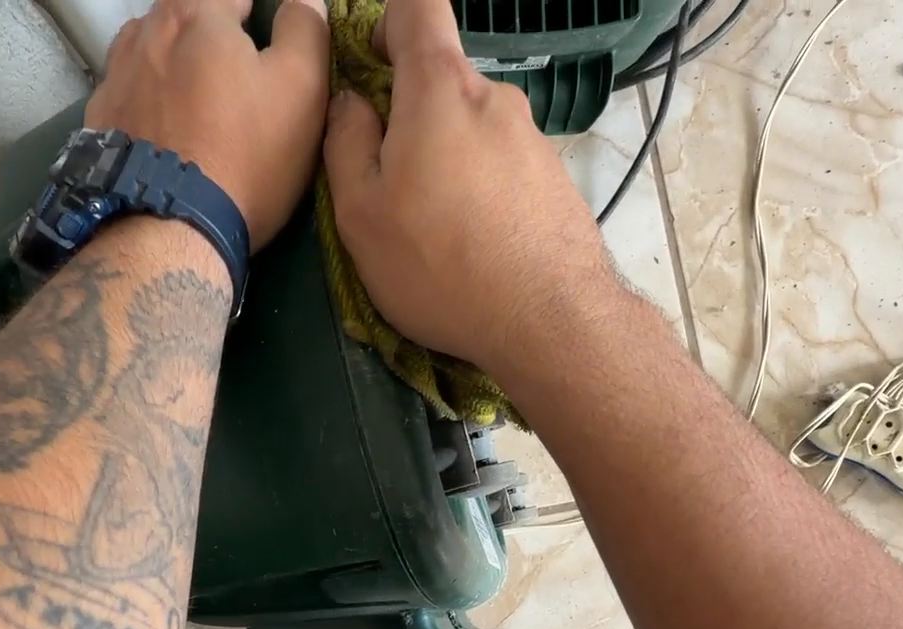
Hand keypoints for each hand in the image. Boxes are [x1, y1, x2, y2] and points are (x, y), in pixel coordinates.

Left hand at [88, 0, 330, 249]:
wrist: (170, 228)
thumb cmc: (247, 156)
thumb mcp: (301, 90)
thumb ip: (305, 30)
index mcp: (196, 11)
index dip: (259, 15)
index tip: (272, 50)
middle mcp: (146, 29)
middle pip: (189, 16)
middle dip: (216, 38)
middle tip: (241, 85)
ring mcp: (115, 75)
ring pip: (153, 50)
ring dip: (177, 65)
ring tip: (200, 107)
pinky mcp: (99, 122)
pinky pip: (130, 95)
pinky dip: (150, 102)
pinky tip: (166, 132)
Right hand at [321, 0, 619, 375]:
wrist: (548, 322)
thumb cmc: (439, 266)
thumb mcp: (361, 215)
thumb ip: (345, 144)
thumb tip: (352, 103)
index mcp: (442, 90)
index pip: (418, 8)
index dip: (388, 26)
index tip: (374, 73)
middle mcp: (497, 100)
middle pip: (446, 86)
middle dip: (415, 124)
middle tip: (398, 194)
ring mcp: (535, 142)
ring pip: (476, 135)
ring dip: (452, 168)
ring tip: (443, 238)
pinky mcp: (557, 184)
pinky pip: (506, 173)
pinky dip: (486, 196)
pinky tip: (482, 251)